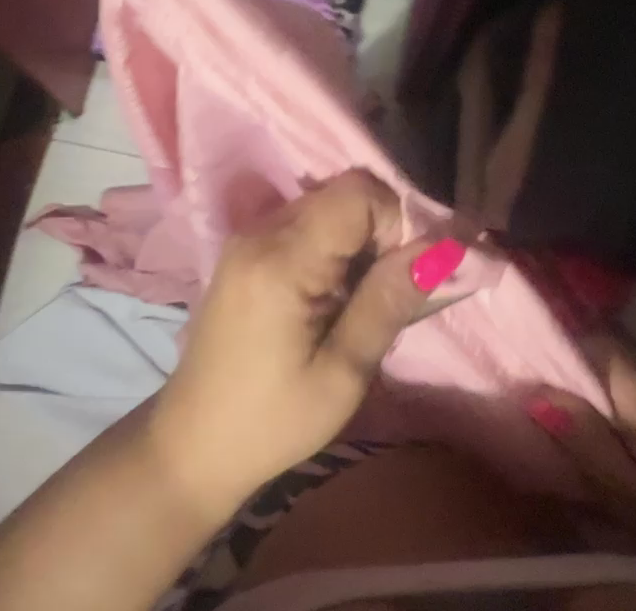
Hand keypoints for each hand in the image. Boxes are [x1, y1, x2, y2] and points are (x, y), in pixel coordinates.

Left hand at [145, 170, 463, 510]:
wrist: (192, 445)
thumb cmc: (271, 421)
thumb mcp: (343, 373)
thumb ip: (389, 301)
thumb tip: (443, 249)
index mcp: (281, 260)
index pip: (356, 191)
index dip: (394, 220)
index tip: (398, 276)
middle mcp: (259, 232)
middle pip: (341, 193)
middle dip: (379, 231)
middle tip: (382, 294)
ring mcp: (246, 238)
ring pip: (325, 205)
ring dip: (356, 241)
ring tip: (355, 302)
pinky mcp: (243, 252)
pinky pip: (302, 224)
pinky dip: (331, 247)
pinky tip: (329, 298)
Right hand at [526, 345, 635, 609]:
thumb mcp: (631, 498)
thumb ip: (584, 441)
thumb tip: (533, 392)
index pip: (593, 342)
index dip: (559, 355)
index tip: (538, 385)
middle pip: (611, 355)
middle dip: (580, 374)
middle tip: (555, 412)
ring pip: (631, 373)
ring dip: (605, 392)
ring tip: (586, 428)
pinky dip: (630, 407)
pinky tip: (624, 439)